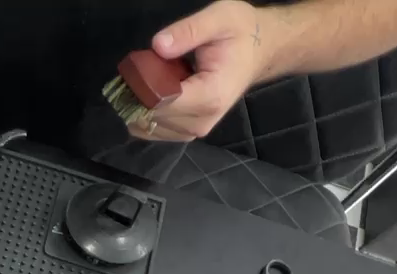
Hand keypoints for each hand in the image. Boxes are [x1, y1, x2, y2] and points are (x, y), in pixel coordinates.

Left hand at [140, 0, 275, 140]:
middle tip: (143, 70)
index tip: (137, 69)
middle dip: (139, 95)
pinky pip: (152, 130)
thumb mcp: (220, 17)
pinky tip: (155, 94)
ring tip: (152, 80)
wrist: (259, 52)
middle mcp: (199, 122)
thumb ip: (189, 31)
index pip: (160, 102)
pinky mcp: (185, 134)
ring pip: (147, 126)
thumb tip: (158, 45)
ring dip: (140, 105)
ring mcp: (191, 132)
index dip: (141, 88)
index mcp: (209, 96)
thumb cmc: (242, 33)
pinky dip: (146, 113)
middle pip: (151, 116)